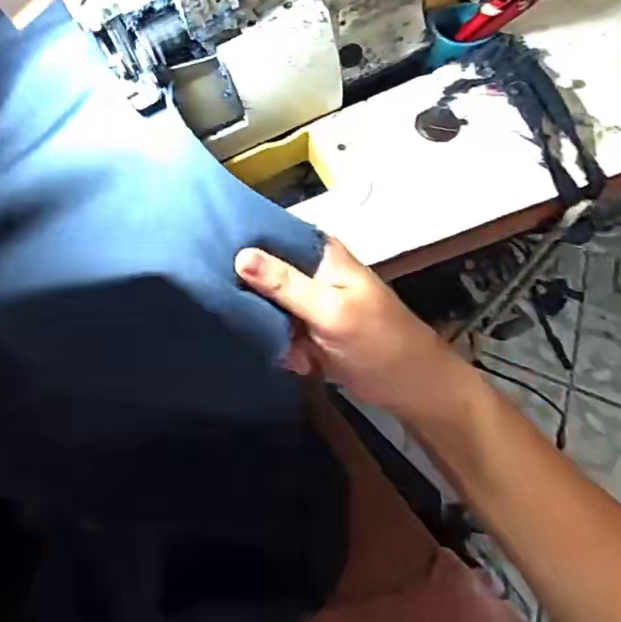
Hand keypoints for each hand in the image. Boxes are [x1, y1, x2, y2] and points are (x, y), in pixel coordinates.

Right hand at [235, 239, 470, 418]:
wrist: (412, 389)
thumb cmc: (379, 342)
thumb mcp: (330, 311)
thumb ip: (285, 284)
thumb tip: (239, 255)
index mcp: (319, 251)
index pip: (270, 232)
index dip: (241, 241)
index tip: (208, 253)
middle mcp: (310, 268)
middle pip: (261, 268)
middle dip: (248, 291)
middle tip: (233, 309)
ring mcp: (307, 299)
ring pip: (265, 301)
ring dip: (265, 325)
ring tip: (280, 344)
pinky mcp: (306, 326)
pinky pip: (276, 327)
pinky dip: (280, 344)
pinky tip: (294, 359)